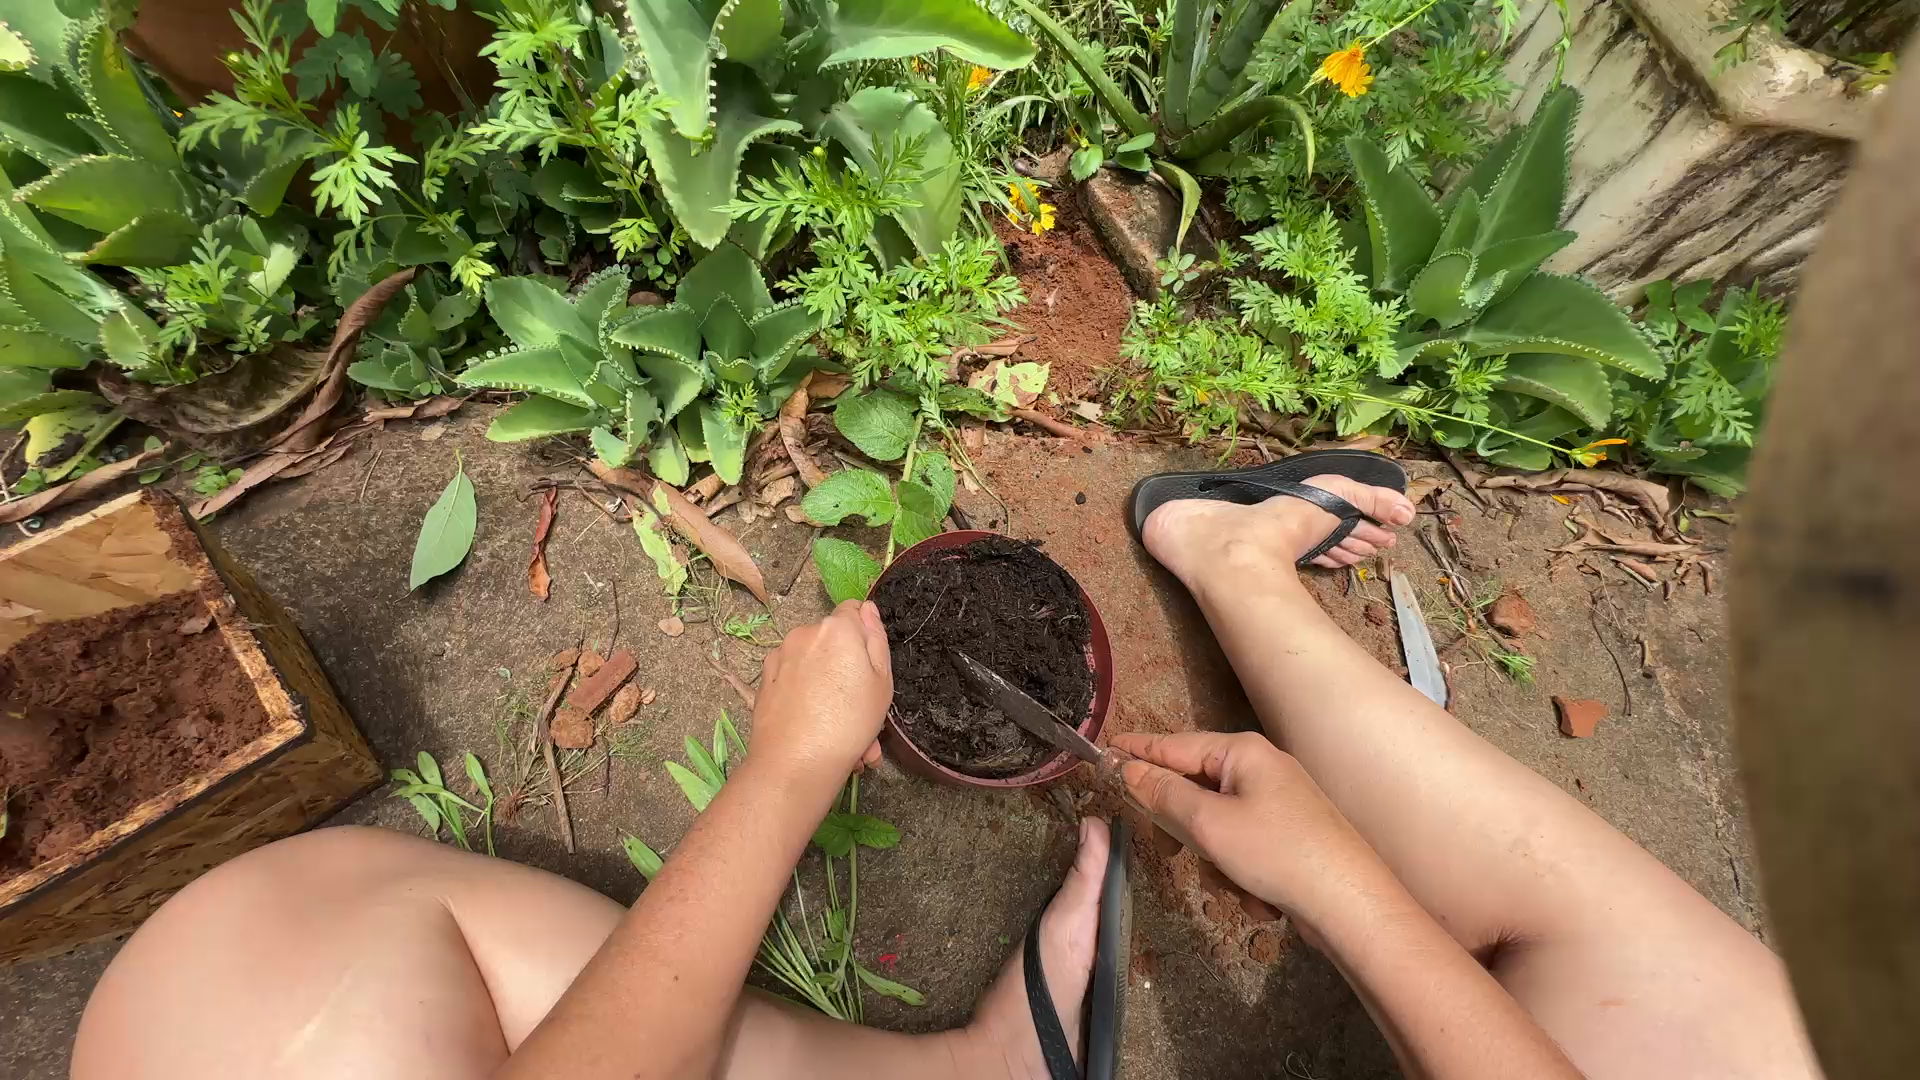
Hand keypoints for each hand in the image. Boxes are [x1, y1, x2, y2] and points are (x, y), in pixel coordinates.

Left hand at [750, 600, 891, 779]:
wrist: (796, 763)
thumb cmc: (849, 722)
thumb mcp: (882, 680)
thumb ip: (876, 637)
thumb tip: (868, 608)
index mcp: (837, 628)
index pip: (853, 610)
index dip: (864, 635)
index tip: (868, 665)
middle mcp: (804, 633)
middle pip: (832, 642)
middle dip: (846, 668)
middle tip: (860, 707)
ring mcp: (780, 656)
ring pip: (813, 664)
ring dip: (827, 688)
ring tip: (840, 729)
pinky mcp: (764, 679)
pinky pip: (793, 679)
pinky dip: (805, 696)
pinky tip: (814, 727)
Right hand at [1112, 731, 1386, 921]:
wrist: (1355, 909)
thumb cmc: (1278, 854)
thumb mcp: (1209, 824)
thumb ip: (1162, 793)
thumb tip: (1127, 768)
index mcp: (1240, 752)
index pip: (1173, 745)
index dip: (1136, 750)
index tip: (1104, 751)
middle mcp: (1258, 768)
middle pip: (1193, 787)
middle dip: (1184, 826)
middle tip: (1171, 850)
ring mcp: (1276, 802)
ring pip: (1214, 823)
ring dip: (1213, 858)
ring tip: (1231, 884)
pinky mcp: (1287, 835)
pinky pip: (1240, 844)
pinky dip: (1239, 871)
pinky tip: (1257, 898)